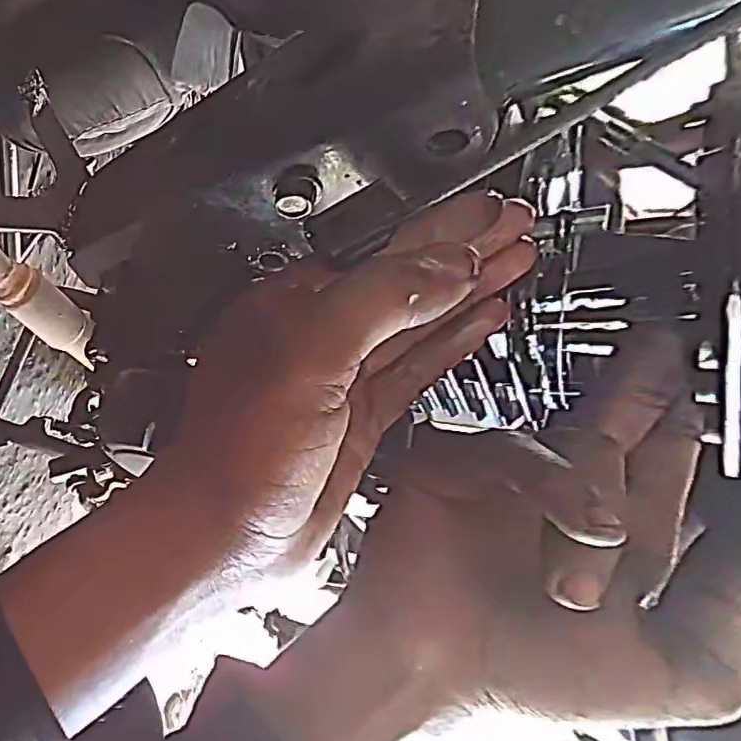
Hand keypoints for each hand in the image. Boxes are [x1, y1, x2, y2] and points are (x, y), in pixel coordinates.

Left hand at [150, 192, 536, 581]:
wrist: (226, 532)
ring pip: (413, 322)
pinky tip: (478, 319)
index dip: (438, 229)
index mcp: (288, 311)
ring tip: (512, 258)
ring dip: (465, 290)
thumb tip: (443, 264)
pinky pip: (414, 367)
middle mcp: (313, 340)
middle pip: (402, 281)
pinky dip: (450, 341)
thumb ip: (373, 304)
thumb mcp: (303, 360)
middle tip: (514, 222)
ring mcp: (338, 381)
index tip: (488, 209)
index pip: (376, 253)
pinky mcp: (358, 420)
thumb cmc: (236, 453)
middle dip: (461, 250)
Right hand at [244, 327, 740, 740]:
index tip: (700, 390)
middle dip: (642, 388)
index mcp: (608, 539)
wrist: (431, 667)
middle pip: (611, 426)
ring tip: (611, 526)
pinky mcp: (450, 468)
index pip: (659, 467)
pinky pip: (511, 450)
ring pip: (570, 440)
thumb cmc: (534, 676)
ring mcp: (501, 483)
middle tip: (659, 345)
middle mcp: (557, 502)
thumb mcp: (683, 669)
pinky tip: (585, 520)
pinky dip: (554, 480)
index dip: (684, 427)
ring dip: (609, 468)